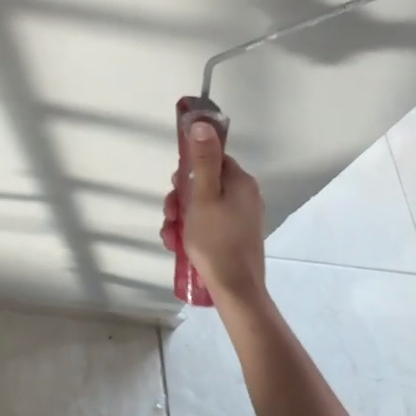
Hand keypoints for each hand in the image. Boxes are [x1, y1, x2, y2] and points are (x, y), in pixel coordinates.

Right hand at [178, 122, 266, 302]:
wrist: (235, 291)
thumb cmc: (216, 241)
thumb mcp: (202, 196)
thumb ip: (202, 160)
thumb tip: (203, 124)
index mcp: (240, 182)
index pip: (210, 158)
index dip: (188, 169)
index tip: (176, 186)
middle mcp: (244, 196)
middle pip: (203, 182)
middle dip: (180, 197)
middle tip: (171, 214)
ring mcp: (240, 218)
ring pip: (201, 204)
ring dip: (180, 216)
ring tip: (171, 234)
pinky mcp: (235, 236)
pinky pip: (207, 222)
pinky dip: (190, 229)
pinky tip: (178, 243)